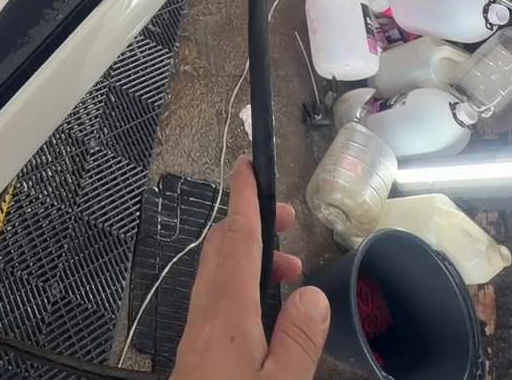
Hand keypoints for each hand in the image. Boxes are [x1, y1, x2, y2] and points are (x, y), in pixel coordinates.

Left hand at [170, 157, 329, 379]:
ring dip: (252, 258)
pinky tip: (268, 312)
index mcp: (227, 309)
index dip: (243, 198)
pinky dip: (244, 285)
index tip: (249, 166)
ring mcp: (200, 325)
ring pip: (220, 270)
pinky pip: (219, 296)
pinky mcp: (199, 345)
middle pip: (224, 246)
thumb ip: (298, 340)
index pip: (235, 237)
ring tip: (292, 272)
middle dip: (254, 224)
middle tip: (288, 222)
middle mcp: (207, 308)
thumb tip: (313, 294)